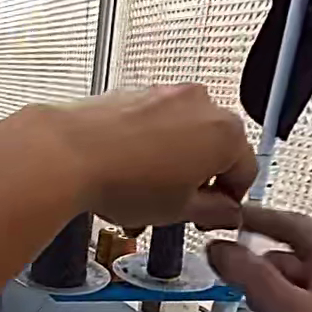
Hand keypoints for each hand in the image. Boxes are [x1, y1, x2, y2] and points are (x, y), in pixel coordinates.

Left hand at [18, 84, 255, 228]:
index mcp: (225, 133)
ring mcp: (165, 94)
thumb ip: (213, 212)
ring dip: (168, 169)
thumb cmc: (122, 179)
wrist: (67, 154)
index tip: (211, 217)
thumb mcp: (178, 211)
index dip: (229, 202)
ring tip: (141, 198)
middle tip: (175, 209)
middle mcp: (200, 104)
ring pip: (180, 138)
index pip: (244, 172)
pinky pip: (151, 125)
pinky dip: (145, 150)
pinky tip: (124, 175)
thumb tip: (223, 211)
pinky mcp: (134, 94)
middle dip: (195, 184)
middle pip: (212, 151)